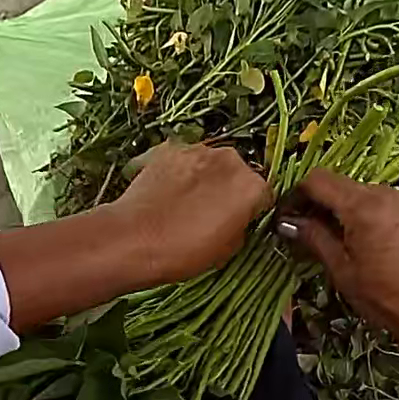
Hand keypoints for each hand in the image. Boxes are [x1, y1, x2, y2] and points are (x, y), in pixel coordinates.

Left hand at [110, 143, 272, 286]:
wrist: (134, 239)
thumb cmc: (184, 251)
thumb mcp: (227, 250)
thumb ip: (241, 227)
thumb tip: (237, 219)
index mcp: (252, 187)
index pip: (265, 195)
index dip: (254, 211)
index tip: (241, 222)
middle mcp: (230, 160)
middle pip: (239, 173)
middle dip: (230, 189)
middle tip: (213, 213)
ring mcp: (198, 150)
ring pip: (212, 164)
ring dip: (207, 178)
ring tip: (188, 203)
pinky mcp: (169, 148)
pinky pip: (185, 160)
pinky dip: (183, 172)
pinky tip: (170, 192)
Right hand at [277, 169, 398, 357]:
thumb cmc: (384, 295)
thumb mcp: (342, 269)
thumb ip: (314, 238)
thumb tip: (287, 223)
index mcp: (362, 205)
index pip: (316, 180)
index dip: (294, 196)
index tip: (283, 218)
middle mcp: (380, 193)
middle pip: (334, 184)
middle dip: (312, 203)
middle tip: (297, 231)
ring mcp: (395, 201)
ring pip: (351, 193)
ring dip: (331, 209)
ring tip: (319, 239)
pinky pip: (368, 203)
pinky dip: (350, 214)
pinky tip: (344, 240)